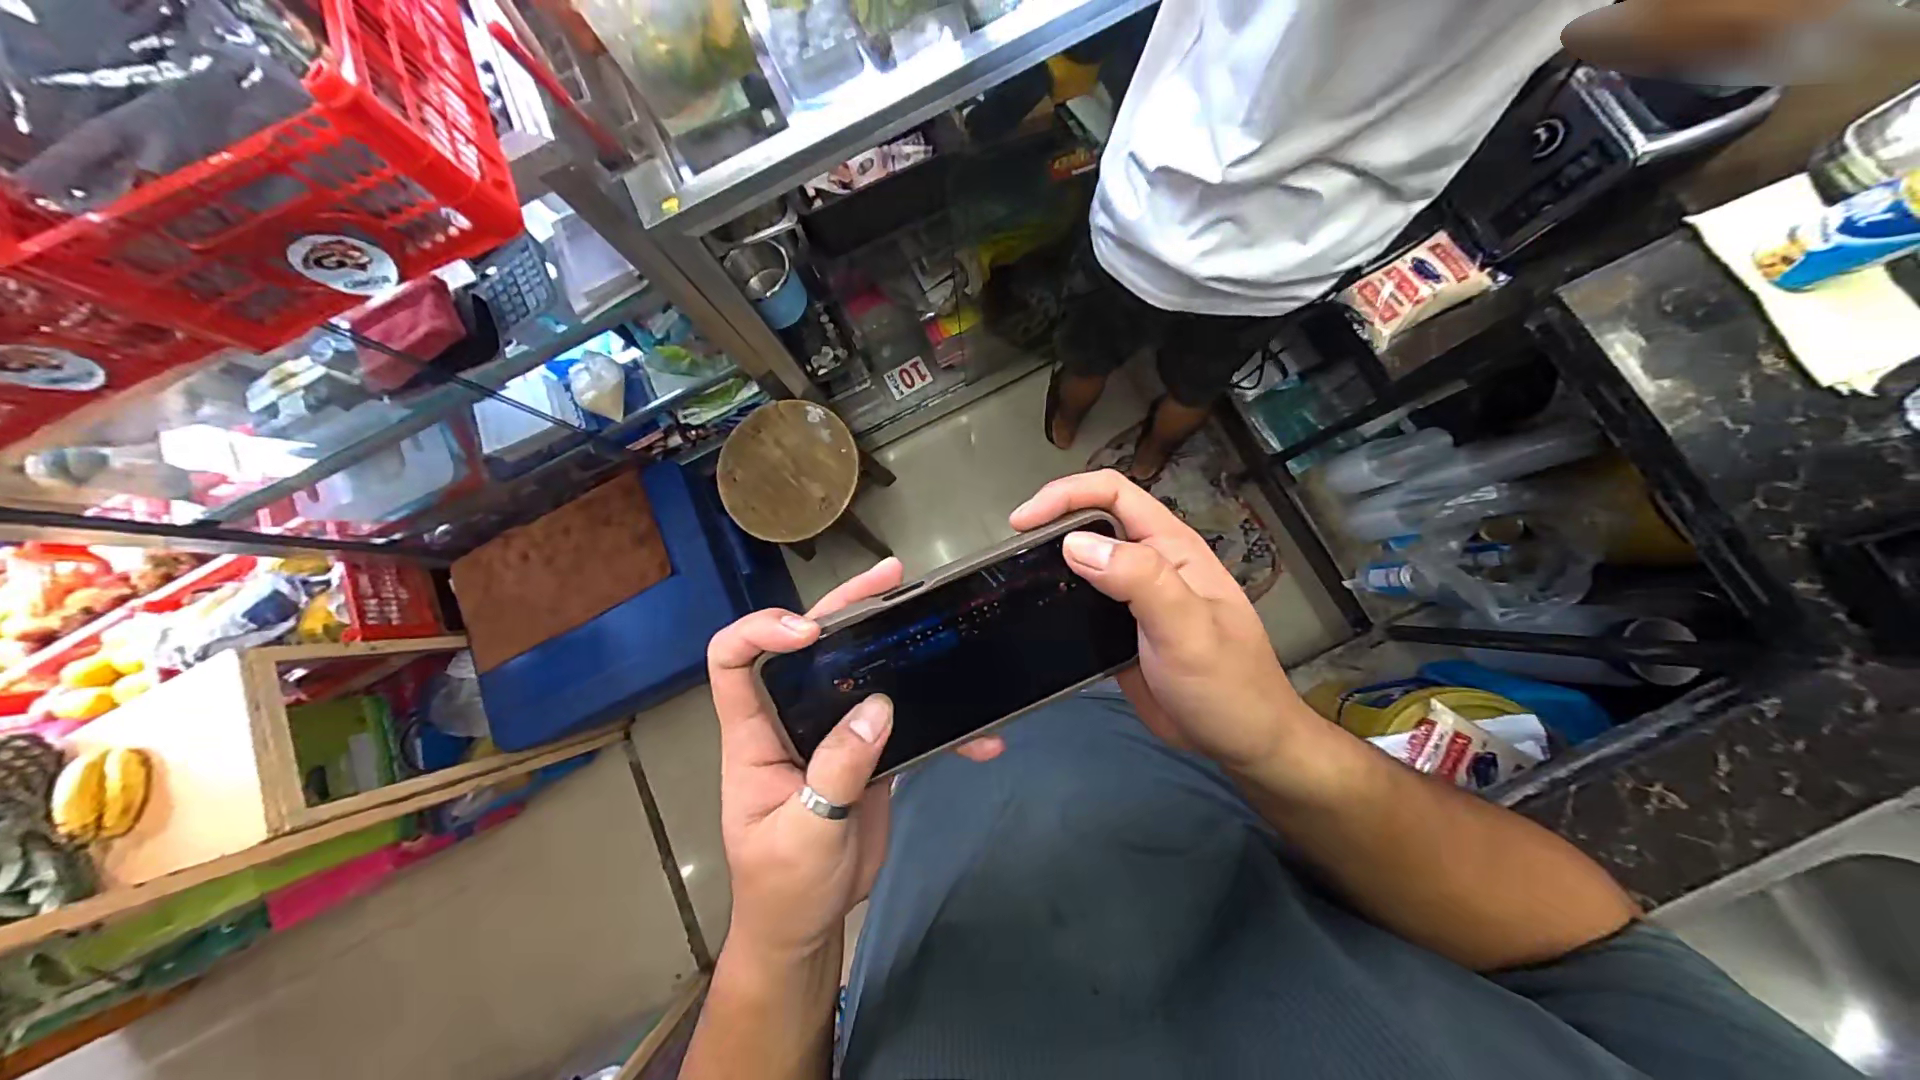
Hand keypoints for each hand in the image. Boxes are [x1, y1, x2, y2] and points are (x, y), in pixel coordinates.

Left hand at [705, 558, 1002, 959]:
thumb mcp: (802, 837)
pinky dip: (938, 726)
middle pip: (809, 647)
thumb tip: (878, 710)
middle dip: (844, 608)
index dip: (759, 632)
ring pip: (856, 671)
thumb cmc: (782, 889)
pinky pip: (900, 721)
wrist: (809, 926)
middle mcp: (791, 720)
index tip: (807, 631)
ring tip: (924, 608)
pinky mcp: (867, 752)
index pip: (734, 662)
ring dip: (889, 639)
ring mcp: (831, 733)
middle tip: (889, 580)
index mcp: (754, 735)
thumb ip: (835, 774)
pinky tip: (979, 739)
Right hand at [1009, 470, 1322, 774]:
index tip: (1022, 521)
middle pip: (1092, 521)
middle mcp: (1149, 563)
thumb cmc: (1226, 684)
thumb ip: (1140, 580)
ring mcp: (1132, 597)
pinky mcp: (1117, 629)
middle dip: (1049, 524)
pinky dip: (1055, 598)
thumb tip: (1074, 544)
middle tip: (1010, 553)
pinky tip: (1033, 613)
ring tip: (1012, 580)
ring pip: (1082, 561)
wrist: (1242, 741)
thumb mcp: (1188, 629)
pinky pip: (1080, 601)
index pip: (1113, 494)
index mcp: (1171, 547)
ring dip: (1048, 562)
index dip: (1066, 495)